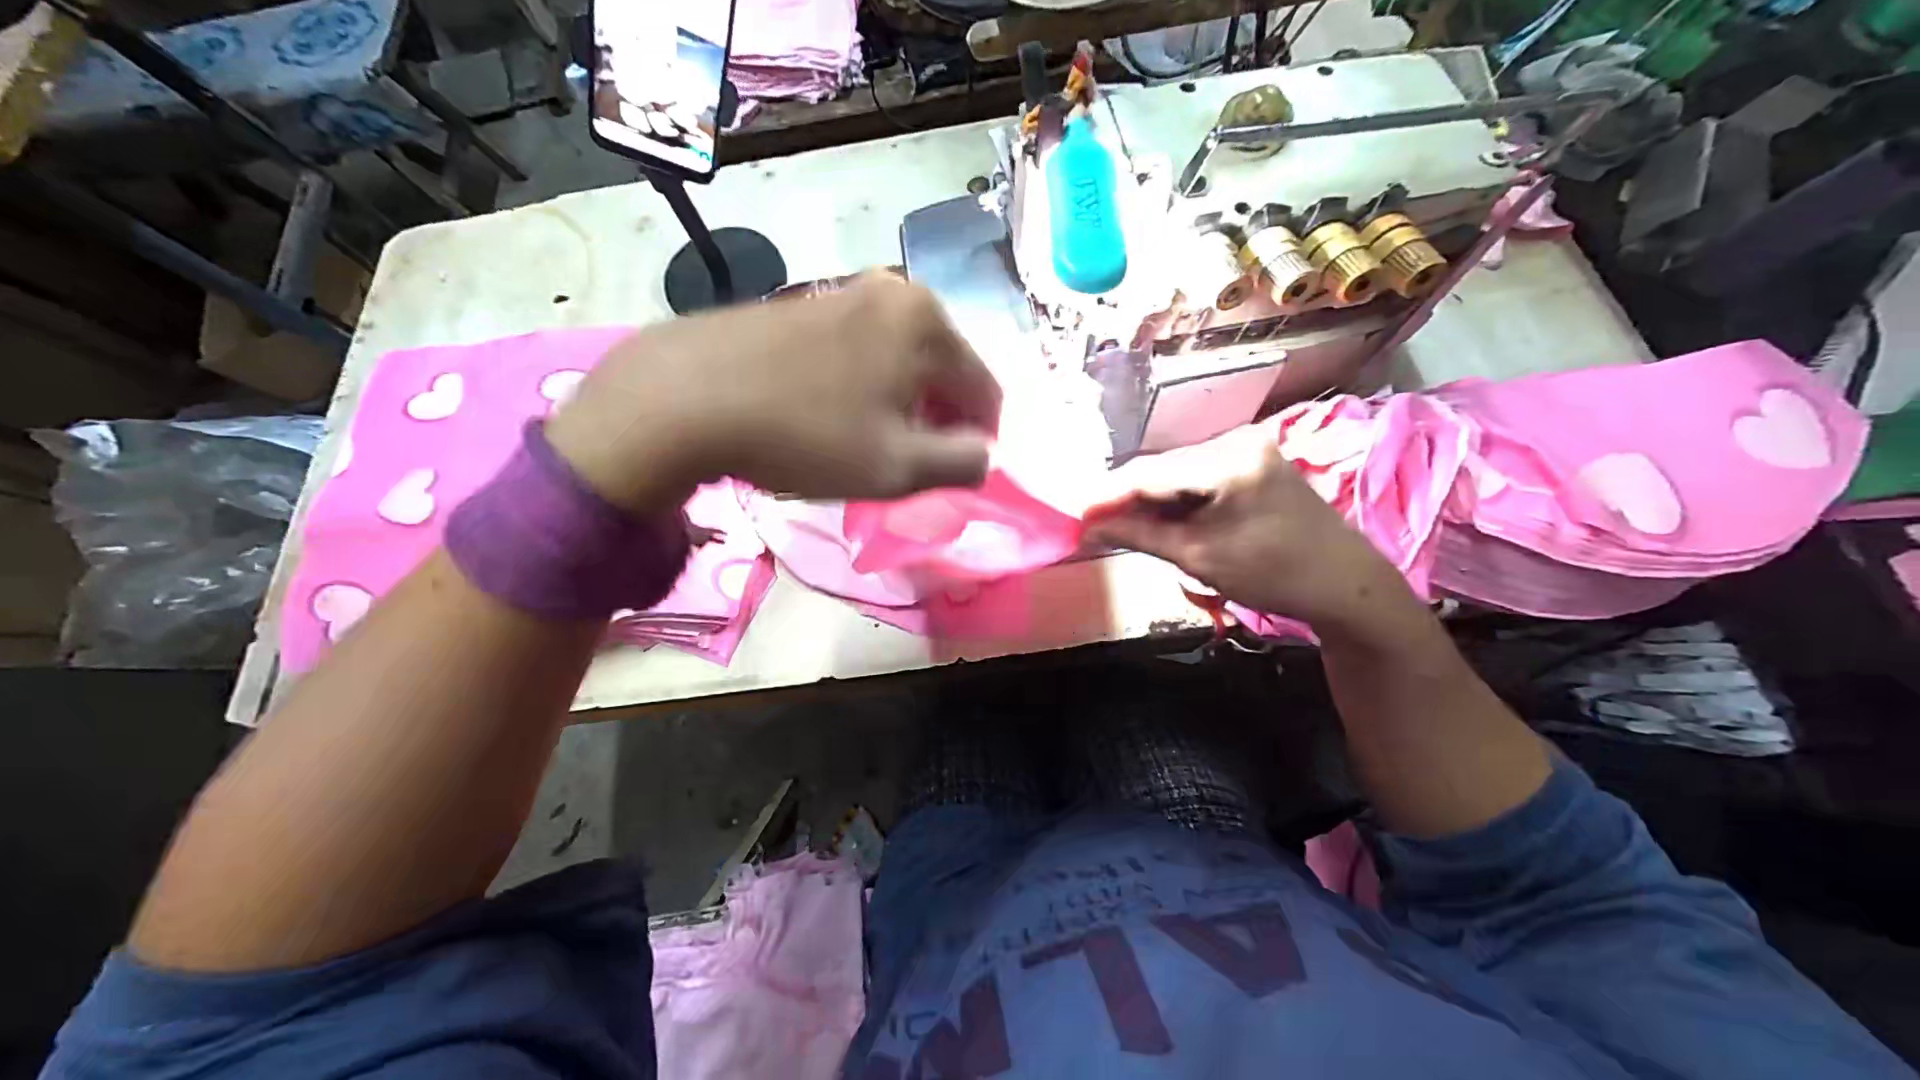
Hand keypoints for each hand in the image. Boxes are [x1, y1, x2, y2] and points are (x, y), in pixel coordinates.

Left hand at [545, 276, 1001, 509]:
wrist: (685, 396)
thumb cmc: (807, 434)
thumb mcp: (898, 467)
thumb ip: (962, 464)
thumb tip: (984, 455)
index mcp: (930, 321)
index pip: (985, 390)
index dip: (978, 440)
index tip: (952, 474)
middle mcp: (896, 291)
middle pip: (944, 370)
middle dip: (936, 419)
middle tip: (908, 462)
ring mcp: (845, 290)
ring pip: (901, 361)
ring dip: (899, 403)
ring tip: (866, 442)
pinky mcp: (805, 303)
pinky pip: (861, 351)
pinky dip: (862, 386)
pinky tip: (830, 414)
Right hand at [1084, 425, 1420, 636]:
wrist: (1345, 584)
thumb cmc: (1275, 575)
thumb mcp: (1199, 557)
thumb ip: (1139, 534)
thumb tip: (1090, 526)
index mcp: (1229, 460)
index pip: (1149, 473)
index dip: (1106, 495)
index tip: (1074, 515)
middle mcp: (1236, 441)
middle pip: (1162, 468)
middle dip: (1126, 498)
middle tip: (1093, 526)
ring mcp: (1247, 447)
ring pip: (1177, 472)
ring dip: (1149, 499)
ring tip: (1121, 527)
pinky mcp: (1252, 461)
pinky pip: (1198, 476)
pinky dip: (1175, 498)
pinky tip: (1159, 519)